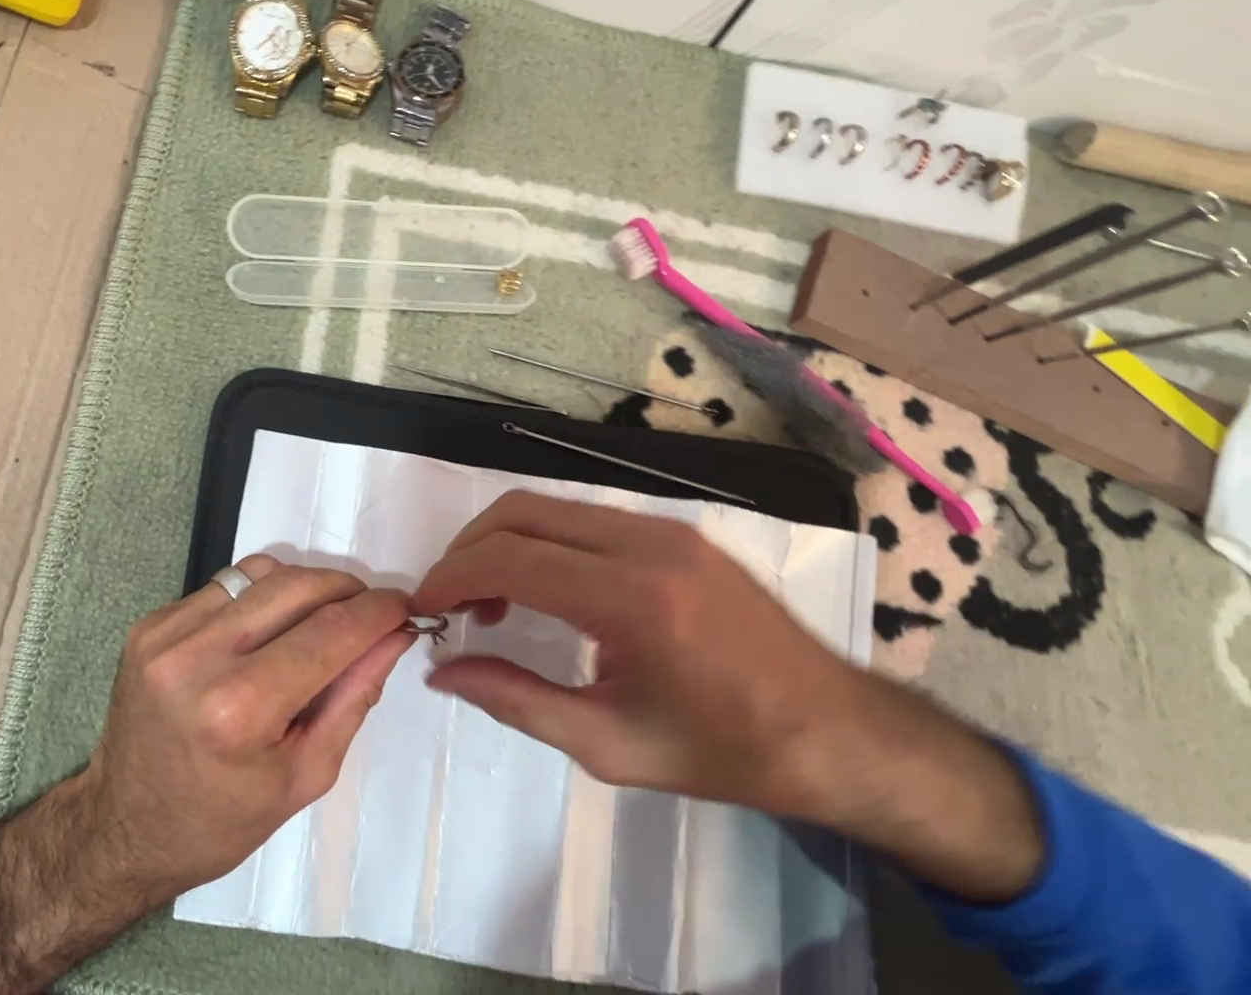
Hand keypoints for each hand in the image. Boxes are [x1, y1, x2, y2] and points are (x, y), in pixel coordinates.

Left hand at [75, 555, 416, 898]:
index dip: (378, 613)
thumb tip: (394, 635)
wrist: (127, 826)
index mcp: (239, 709)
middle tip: (372, 612)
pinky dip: (261, 597)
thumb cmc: (223, 819)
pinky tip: (270, 631)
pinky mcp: (151, 624)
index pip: (331, 632)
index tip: (404, 609)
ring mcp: (166, 634)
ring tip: (323, 621)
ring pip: (261, 573)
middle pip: (297, 585)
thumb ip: (355, 695)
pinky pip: (226, 586)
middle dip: (348, 589)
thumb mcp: (307, 773)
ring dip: (305, 588)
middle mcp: (196, 657)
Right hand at [414, 491, 1043, 901]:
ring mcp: (667, 530)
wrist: (837, 733)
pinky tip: (539, 590)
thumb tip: (440, 671)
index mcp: (634, 600)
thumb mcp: (609, 746)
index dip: (450, 577)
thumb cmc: (724, 752)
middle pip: (520, 512)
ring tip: (488, 604)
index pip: (510, 557)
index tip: (422, 609)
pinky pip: (583, 517)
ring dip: (501, 542)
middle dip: (466, 551)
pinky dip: (540, 541)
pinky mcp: (678, 532)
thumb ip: (515, 701)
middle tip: (449, 606)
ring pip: (549, 506)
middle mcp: (648, 545)